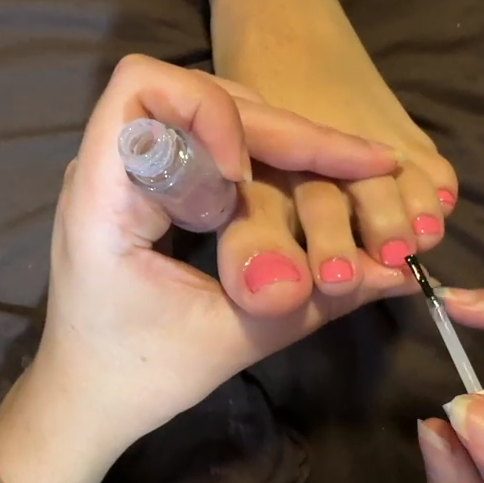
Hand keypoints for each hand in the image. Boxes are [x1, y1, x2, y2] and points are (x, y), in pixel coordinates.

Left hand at [21, 54, 410, 469]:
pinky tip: (321, 174)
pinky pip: (218, 142)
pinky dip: (273, 155)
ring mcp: (134, 166)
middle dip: (288, 130)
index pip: (143, 88)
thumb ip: (310, 301)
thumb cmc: (135, 376)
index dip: (208, 109)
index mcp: (103, 195)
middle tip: (367, 163)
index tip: (246, 176)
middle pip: (204, 96)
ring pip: (220, 113)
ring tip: (357, 167)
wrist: (85, 394)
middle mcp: (114, 164)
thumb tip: (398, 270)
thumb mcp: (229, 341)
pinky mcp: (157, 180)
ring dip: (289, 139)